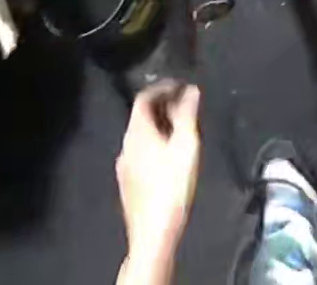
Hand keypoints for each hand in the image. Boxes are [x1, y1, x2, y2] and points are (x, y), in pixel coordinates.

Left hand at [116, 81, 201, 276]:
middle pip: (142, 115)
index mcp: (137, 133)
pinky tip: (173, 150)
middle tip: (188, 103)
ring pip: (143, 133)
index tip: (183, 84)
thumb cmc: (172, 182)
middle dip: (165, 104)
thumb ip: (188, 112)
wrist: (154, 232)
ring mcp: (124, 165)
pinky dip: (157, 139)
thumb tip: (191, 89)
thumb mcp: (187, 142)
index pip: (144, 97)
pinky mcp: (129, 181)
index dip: (163, 86)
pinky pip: (142, 149)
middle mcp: (126, 145)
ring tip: (185, 125)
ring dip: (162, 122)